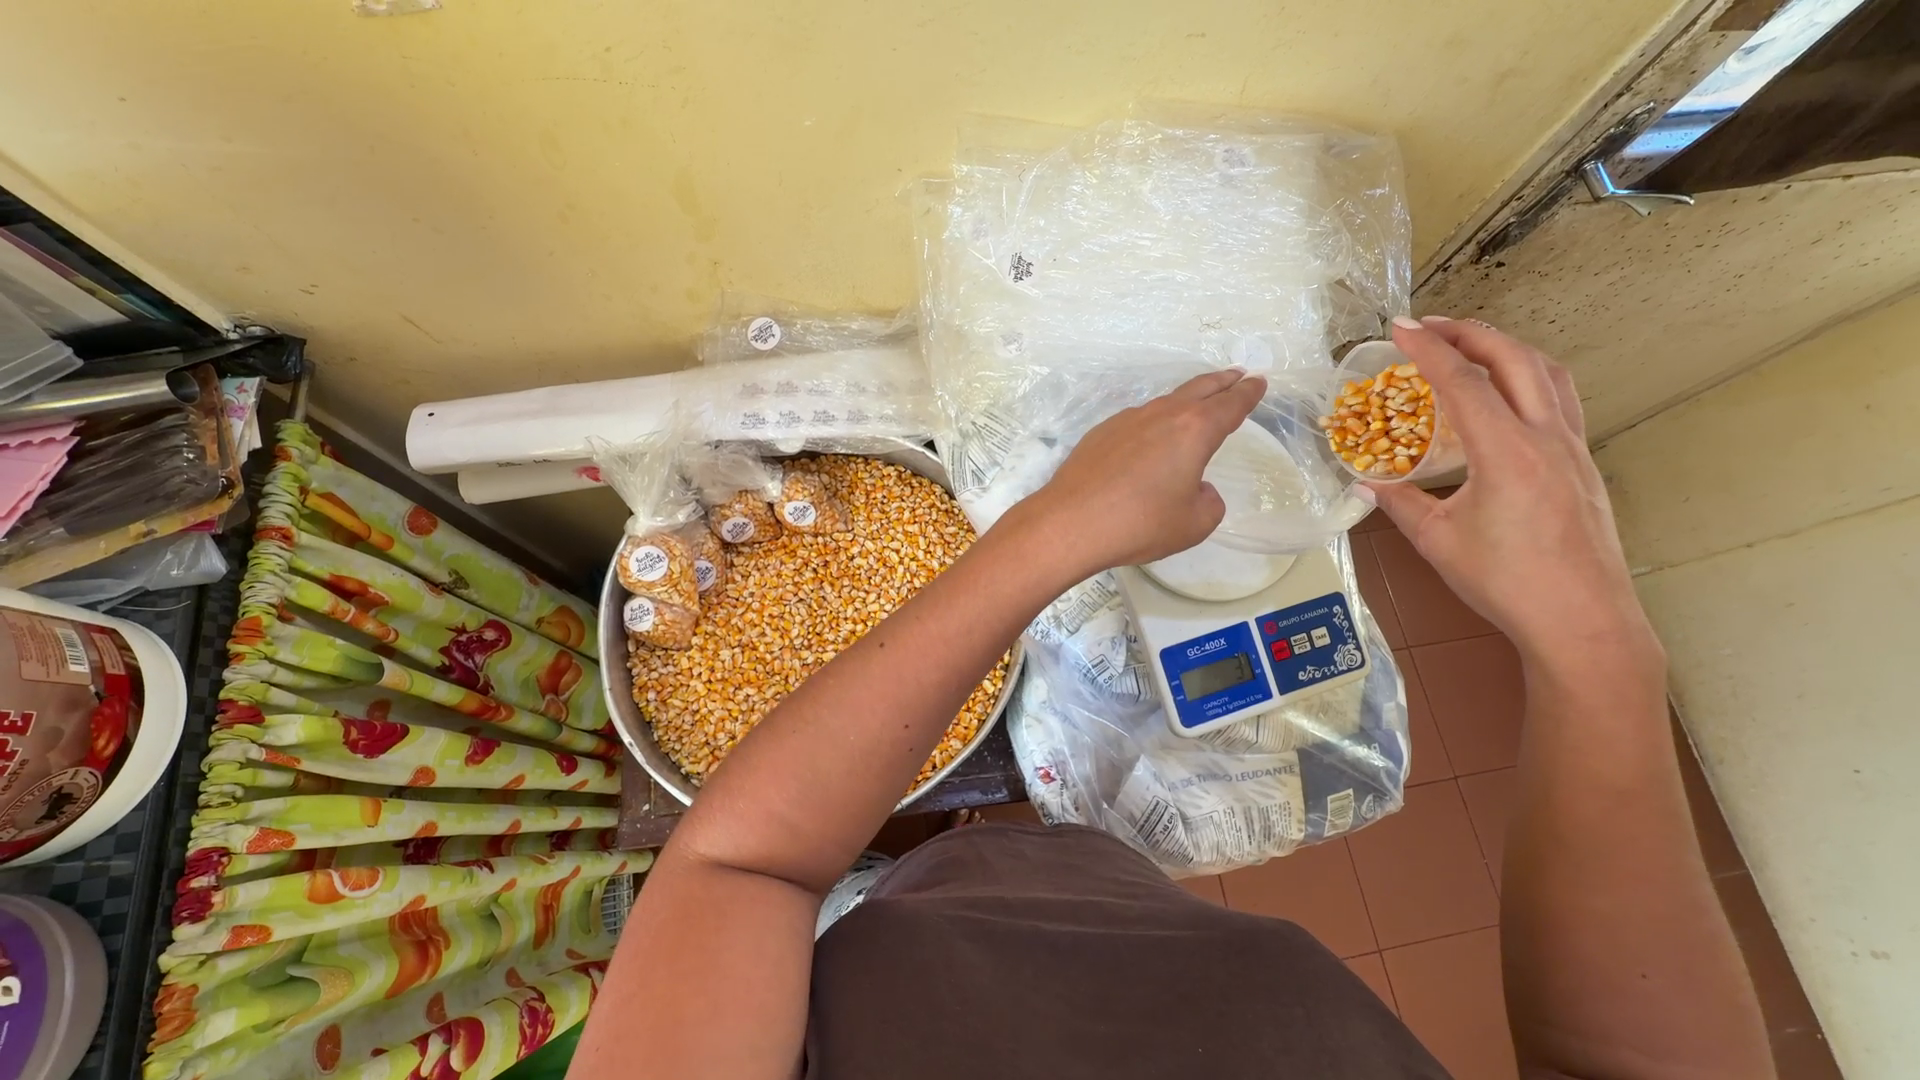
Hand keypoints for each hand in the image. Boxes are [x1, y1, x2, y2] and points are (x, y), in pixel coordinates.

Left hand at [1011, 369, 1266, 576]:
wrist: (1071, 523)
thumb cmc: (1140, 524)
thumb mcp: (1194, 524)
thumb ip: (1208, 502)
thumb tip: (1197, 488)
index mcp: (1194, 431)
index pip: (1230, 405)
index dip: (1247, 394)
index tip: (1258, 382)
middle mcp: (1161, 416)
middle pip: (1199, 390)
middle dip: (1221, 382)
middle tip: (1236, 376)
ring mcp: (1126, 421)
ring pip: (1165, 403)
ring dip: (1185, 400)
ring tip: (1195, 405)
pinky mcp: (1100, 434)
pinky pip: (1137, 421)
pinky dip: (1153, 423)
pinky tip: (1149, 439)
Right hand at [1367, 317, 1660, 668]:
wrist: (1581, 619)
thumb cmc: (1506, 582)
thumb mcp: (1438, 541)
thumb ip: (1400, 504)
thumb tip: (1367, 484)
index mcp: (1507, 453)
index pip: (1464, 382)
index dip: (1428, 349)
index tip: (1399, 328)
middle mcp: (1547, 438)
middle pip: (1513, 359)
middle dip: (1469, 333)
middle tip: (1429, 326)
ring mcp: (1573, 448)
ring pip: (1547, 372)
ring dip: (1506, 347)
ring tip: (1469, 345)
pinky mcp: (1583, 463)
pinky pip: (1559, 399)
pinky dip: (1529, 376)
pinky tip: (1508, 391)